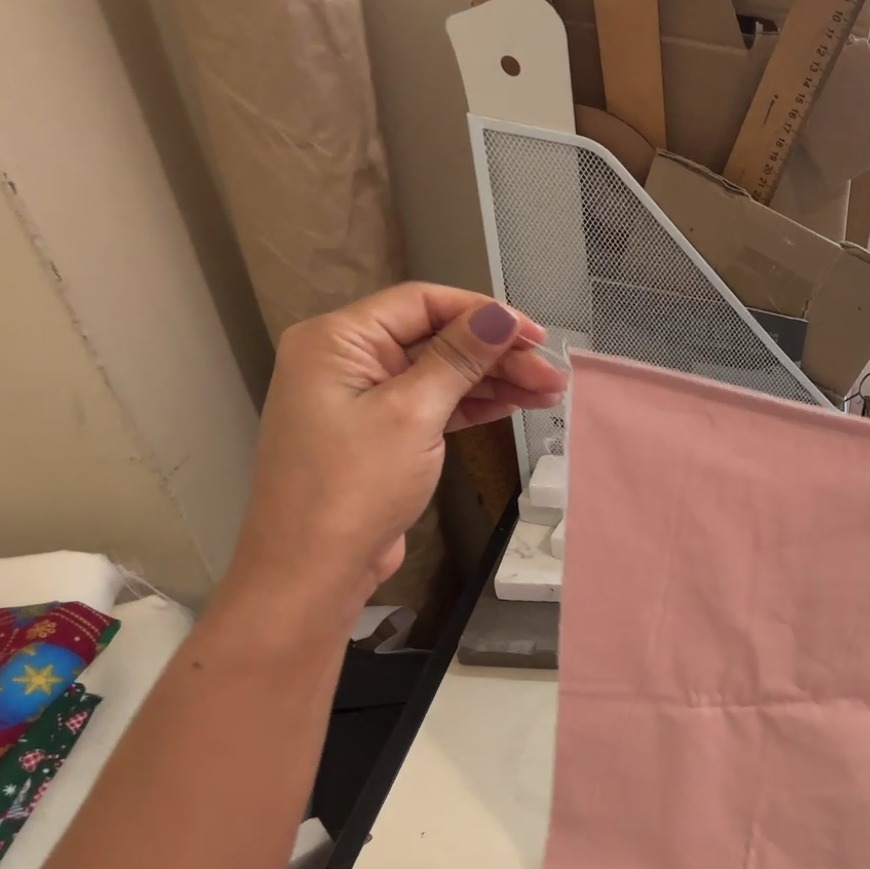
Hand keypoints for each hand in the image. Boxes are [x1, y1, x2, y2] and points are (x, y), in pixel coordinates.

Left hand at [229, 283, 566, 602]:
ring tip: (549, 394)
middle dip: (498, 354)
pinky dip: (477, 404)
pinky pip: (439, 403)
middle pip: (439, 339)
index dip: (484, 314)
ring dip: (496, 380)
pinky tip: (517, 406)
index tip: (536, 336)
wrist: (317, 564)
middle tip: (552, 376)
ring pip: (444, 373)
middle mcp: (349, 360)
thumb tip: (499, 316)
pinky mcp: (385, 431)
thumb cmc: (352, 485)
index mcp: (339, 340)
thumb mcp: (413, 413)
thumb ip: (458, 359)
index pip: (423, 304)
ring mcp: (367, 398)